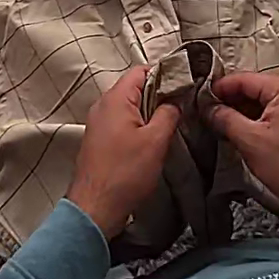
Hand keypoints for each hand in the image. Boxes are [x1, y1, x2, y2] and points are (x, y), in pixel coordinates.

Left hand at [67, 66, 180, 238]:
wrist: (95, 208)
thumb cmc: (125, 173)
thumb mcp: (156, 141)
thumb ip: (168, 113)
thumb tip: (174, 100)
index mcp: (115, 98)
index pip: (141, 71)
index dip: (164, 74)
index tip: (183, 85)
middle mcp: (103, 105)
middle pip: (134, 87)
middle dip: (158, 93)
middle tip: (180, 106)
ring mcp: (98, 122)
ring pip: (128, 105)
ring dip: (148, 111)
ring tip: (169, 123)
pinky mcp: (98, 139)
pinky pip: (120, 121)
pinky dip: (136, 124)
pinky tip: (150, 139)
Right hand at [208, 72, 278, 262]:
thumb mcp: (250, 141)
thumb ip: (225, 119)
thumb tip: (208, 108)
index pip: (244, 79)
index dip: (220, 88)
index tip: (201, 99)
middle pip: (254, 89)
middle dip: (230, 100)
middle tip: (207, 113)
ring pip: (262, 102)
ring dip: (241, 112)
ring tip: (220, 125)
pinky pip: (272, 114)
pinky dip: (255, 121)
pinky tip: (240, 134)